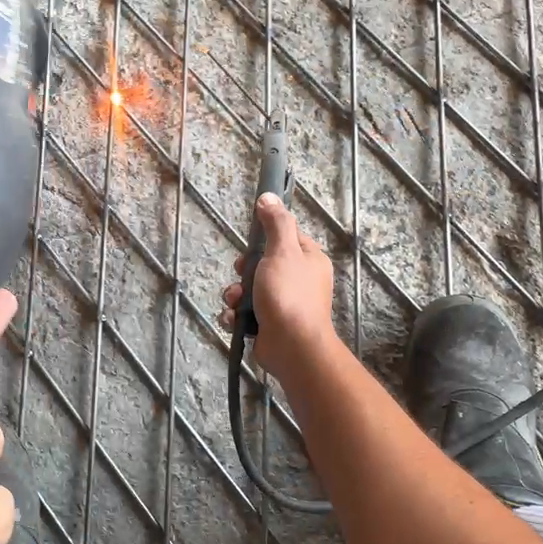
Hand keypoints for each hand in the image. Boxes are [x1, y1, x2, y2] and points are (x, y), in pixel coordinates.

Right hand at [220, 193, 335, 375]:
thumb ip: (276, 223)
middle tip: (241, 274)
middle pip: (262, 264)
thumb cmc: (289, 294)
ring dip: (236, 294)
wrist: (292, 347)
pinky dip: (236, 316)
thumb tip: (269, 196)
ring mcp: (284, 305)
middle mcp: (299, 281)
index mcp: (308, 260)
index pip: (285, 238)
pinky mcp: (269, 326)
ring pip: (250, 290)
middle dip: (244, 271)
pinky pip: (246, 313)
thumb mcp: (283, 250)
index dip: (264, 239)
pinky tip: (234, 319)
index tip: (251, 244)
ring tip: (234, 301)